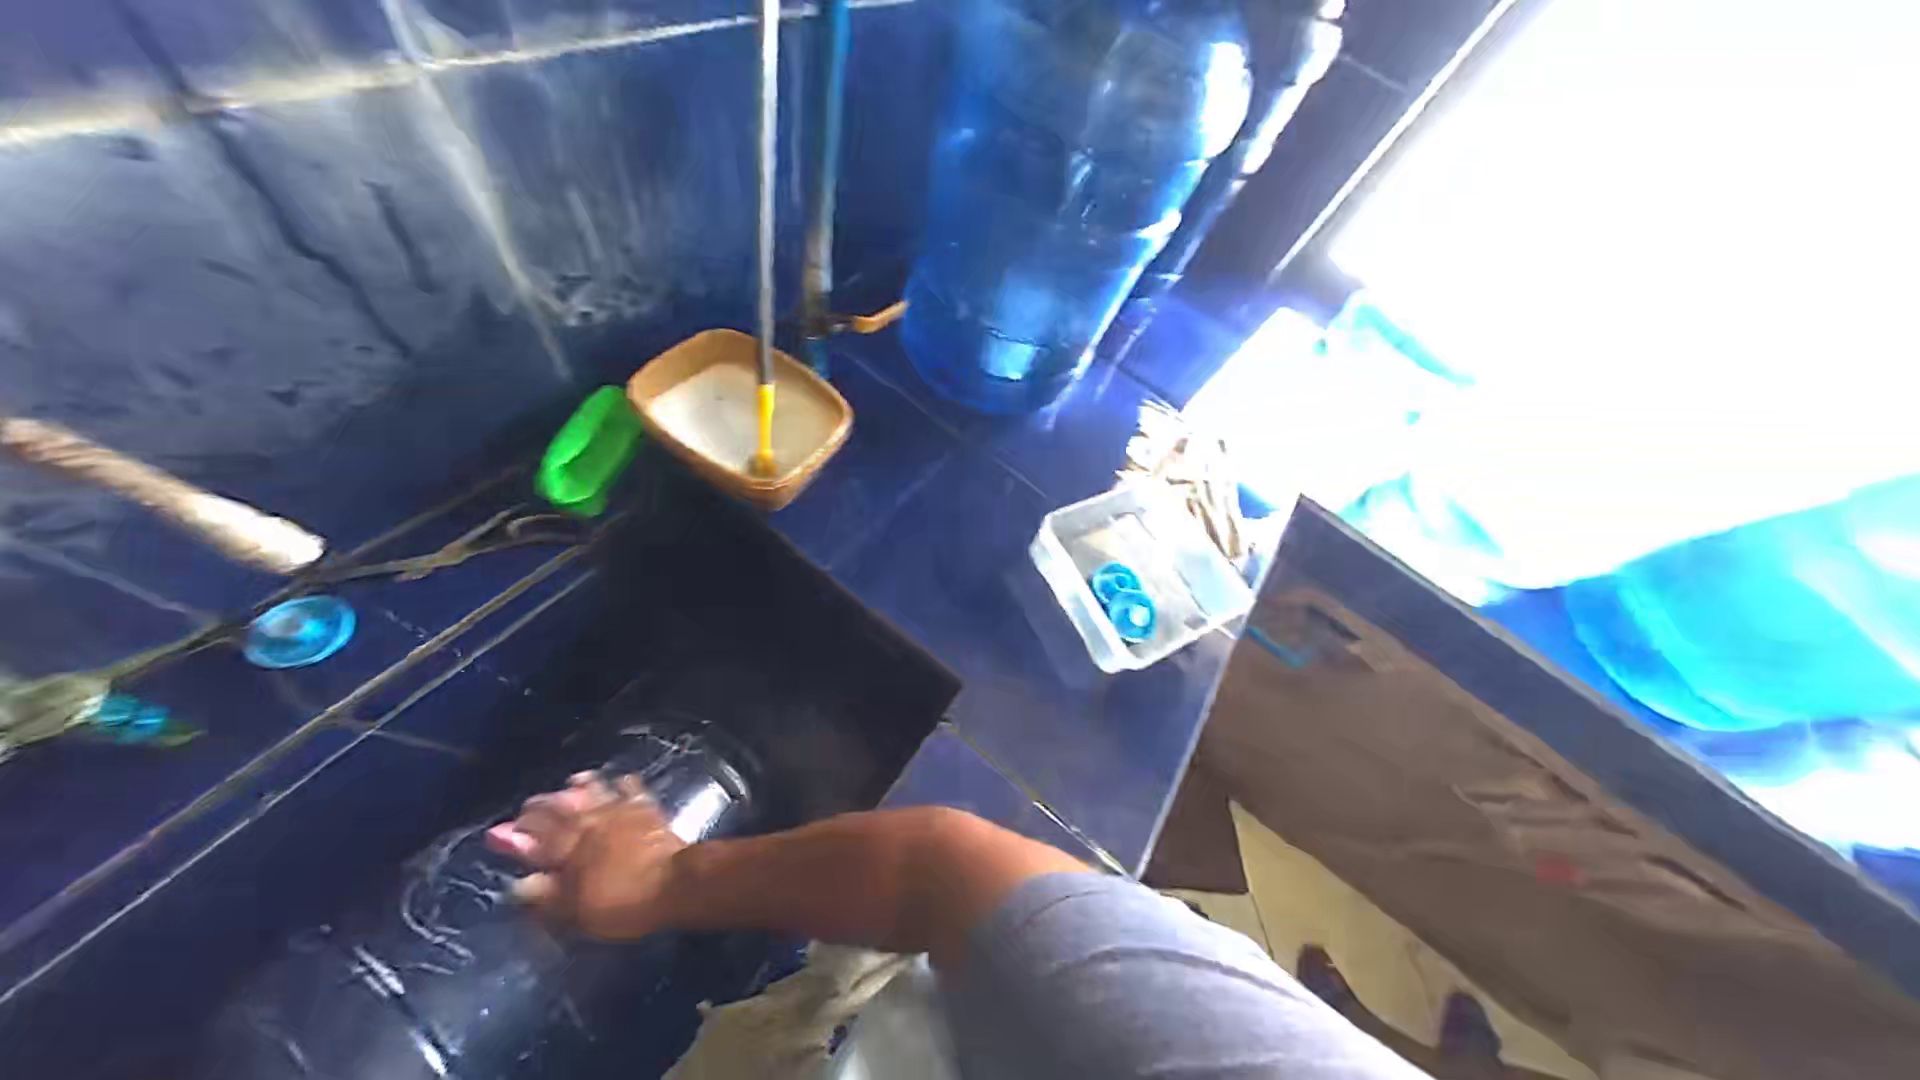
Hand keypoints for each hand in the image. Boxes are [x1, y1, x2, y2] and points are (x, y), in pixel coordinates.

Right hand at [484, 771, 689, 939]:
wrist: (674, 882)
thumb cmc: (622, 902)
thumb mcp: (575, 910)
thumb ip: (545, 896)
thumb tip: (518, 885)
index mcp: (571, 848)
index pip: (538, 837)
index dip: (517, 834)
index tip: (499, 830)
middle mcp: (594, 824)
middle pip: (564, 809)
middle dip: (544, 805)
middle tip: (531, 802)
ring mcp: (623, 813)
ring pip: (598, 793)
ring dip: (584, 787)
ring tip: (574, 779)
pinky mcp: (649, 811)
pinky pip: (634, 791)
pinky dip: (625, 783)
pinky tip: (623, 778)